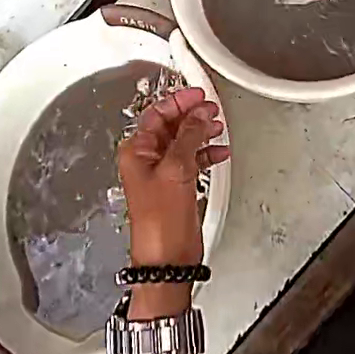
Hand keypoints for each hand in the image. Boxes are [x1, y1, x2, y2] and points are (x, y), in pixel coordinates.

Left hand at [118, 88, 228, 266]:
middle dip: (191, 115)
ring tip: (217, 126)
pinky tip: (218, 151)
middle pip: (170, 125)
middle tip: (211, 108)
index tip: (197, 94)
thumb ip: (188, 138)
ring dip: (200, 132)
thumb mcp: (176, 170)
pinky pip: (190, 160)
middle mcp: (146, 159)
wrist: (168, 259)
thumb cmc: (161, 221)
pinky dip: (204, 153)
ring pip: (182, 142)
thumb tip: (197, 116)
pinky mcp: (175, 186)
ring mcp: (161, 173)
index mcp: (136, 150)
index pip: (157, 114)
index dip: (178, 101)